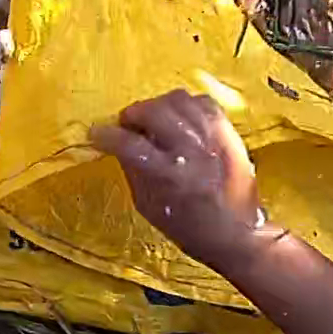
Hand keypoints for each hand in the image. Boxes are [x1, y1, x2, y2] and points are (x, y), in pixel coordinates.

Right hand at [90, 89, 263, 272]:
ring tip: (152, 120)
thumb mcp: (147, 204)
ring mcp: (213, 137)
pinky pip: (201, 101)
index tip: (96, 133)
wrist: (236, 233)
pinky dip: (184, 106)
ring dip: (156, 106)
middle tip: (127, 126)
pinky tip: (177, 119)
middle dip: (132, 114)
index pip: (129, 144)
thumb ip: (132, 169)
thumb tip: (118, 143)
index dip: (106, 135)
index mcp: (169, 175)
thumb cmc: (186, 226)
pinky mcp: (228, 131)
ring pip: (177, 100)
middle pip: (153, 111)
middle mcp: (192, 150)